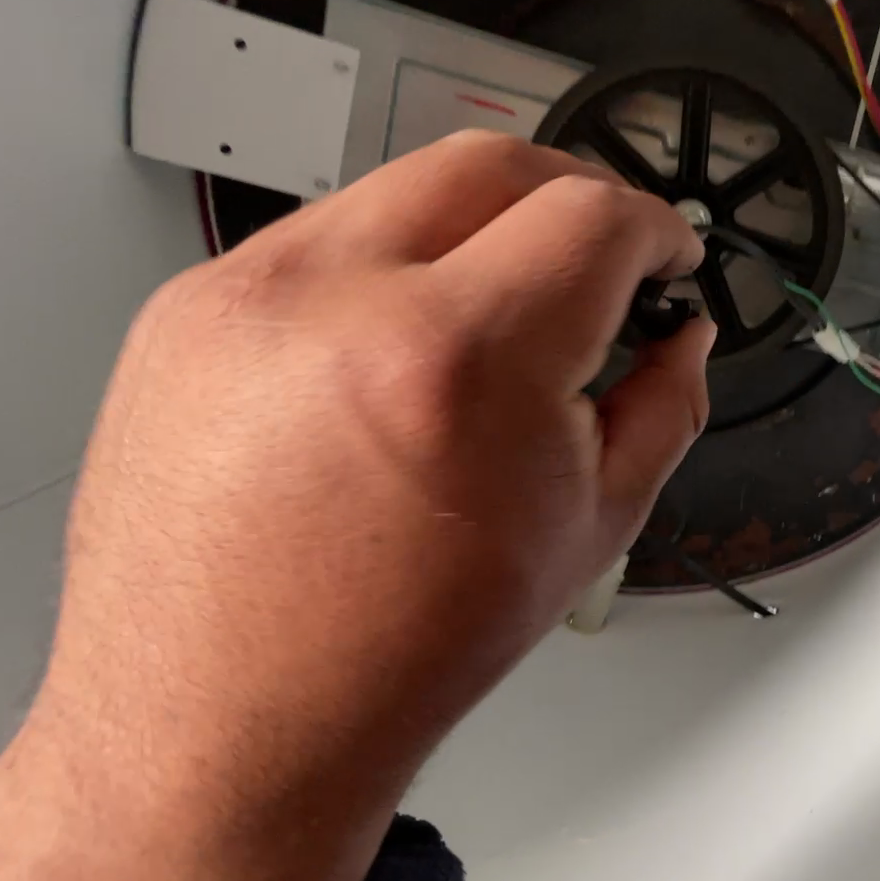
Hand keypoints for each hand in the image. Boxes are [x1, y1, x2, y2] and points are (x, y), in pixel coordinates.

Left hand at [0, 132, 713, 880]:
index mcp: (462, 360)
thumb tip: (682, 339)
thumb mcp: (595, 521)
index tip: (668, 261)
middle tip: (610, 259)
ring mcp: (248, 292)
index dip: (658, 232)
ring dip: (496, 228)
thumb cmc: (409, 642)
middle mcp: (339, 300)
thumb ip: (666, 403)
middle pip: (502, 165)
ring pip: (418, 185)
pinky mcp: (197, 306)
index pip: (596, 218)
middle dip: (583, 199)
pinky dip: (414, 258)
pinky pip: (342, 233)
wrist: (237, 715)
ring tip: (518, 309)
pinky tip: (429, 335)